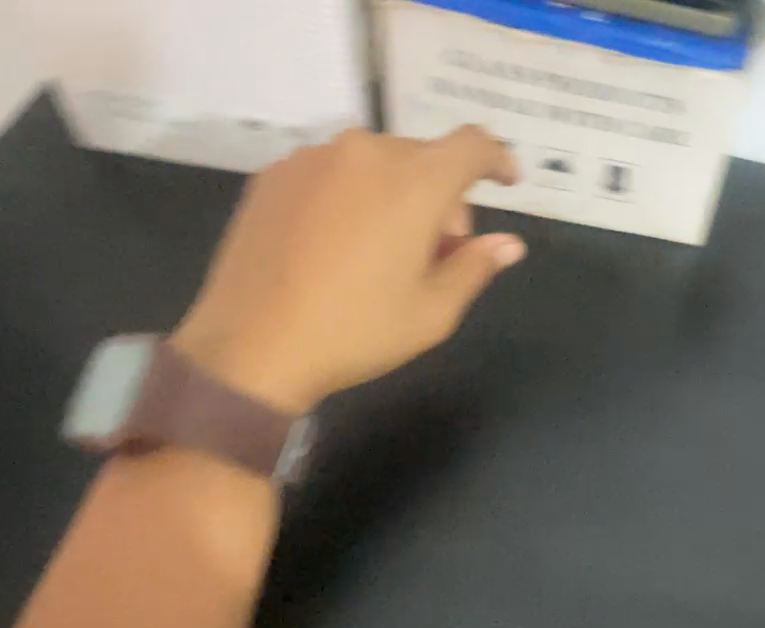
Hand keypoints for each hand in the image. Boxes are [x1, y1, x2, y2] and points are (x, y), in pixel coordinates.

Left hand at [171, 126, 522, 413]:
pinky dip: (352, 200)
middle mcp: (365, 152)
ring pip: (376, 166)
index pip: (472, 146)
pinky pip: (333, 175)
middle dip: (442, 201)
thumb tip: (510, 244)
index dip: (497, 159)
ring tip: (382, 257)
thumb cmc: (358, 331)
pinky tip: (338, 251)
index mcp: (414, 183)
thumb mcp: (433, 312)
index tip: (507, 182)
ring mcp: (313, 158)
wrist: (255, 344)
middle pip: (423, 159)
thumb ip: (475, 267)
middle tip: (436, 256)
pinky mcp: (276, 175)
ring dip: (396, 199)